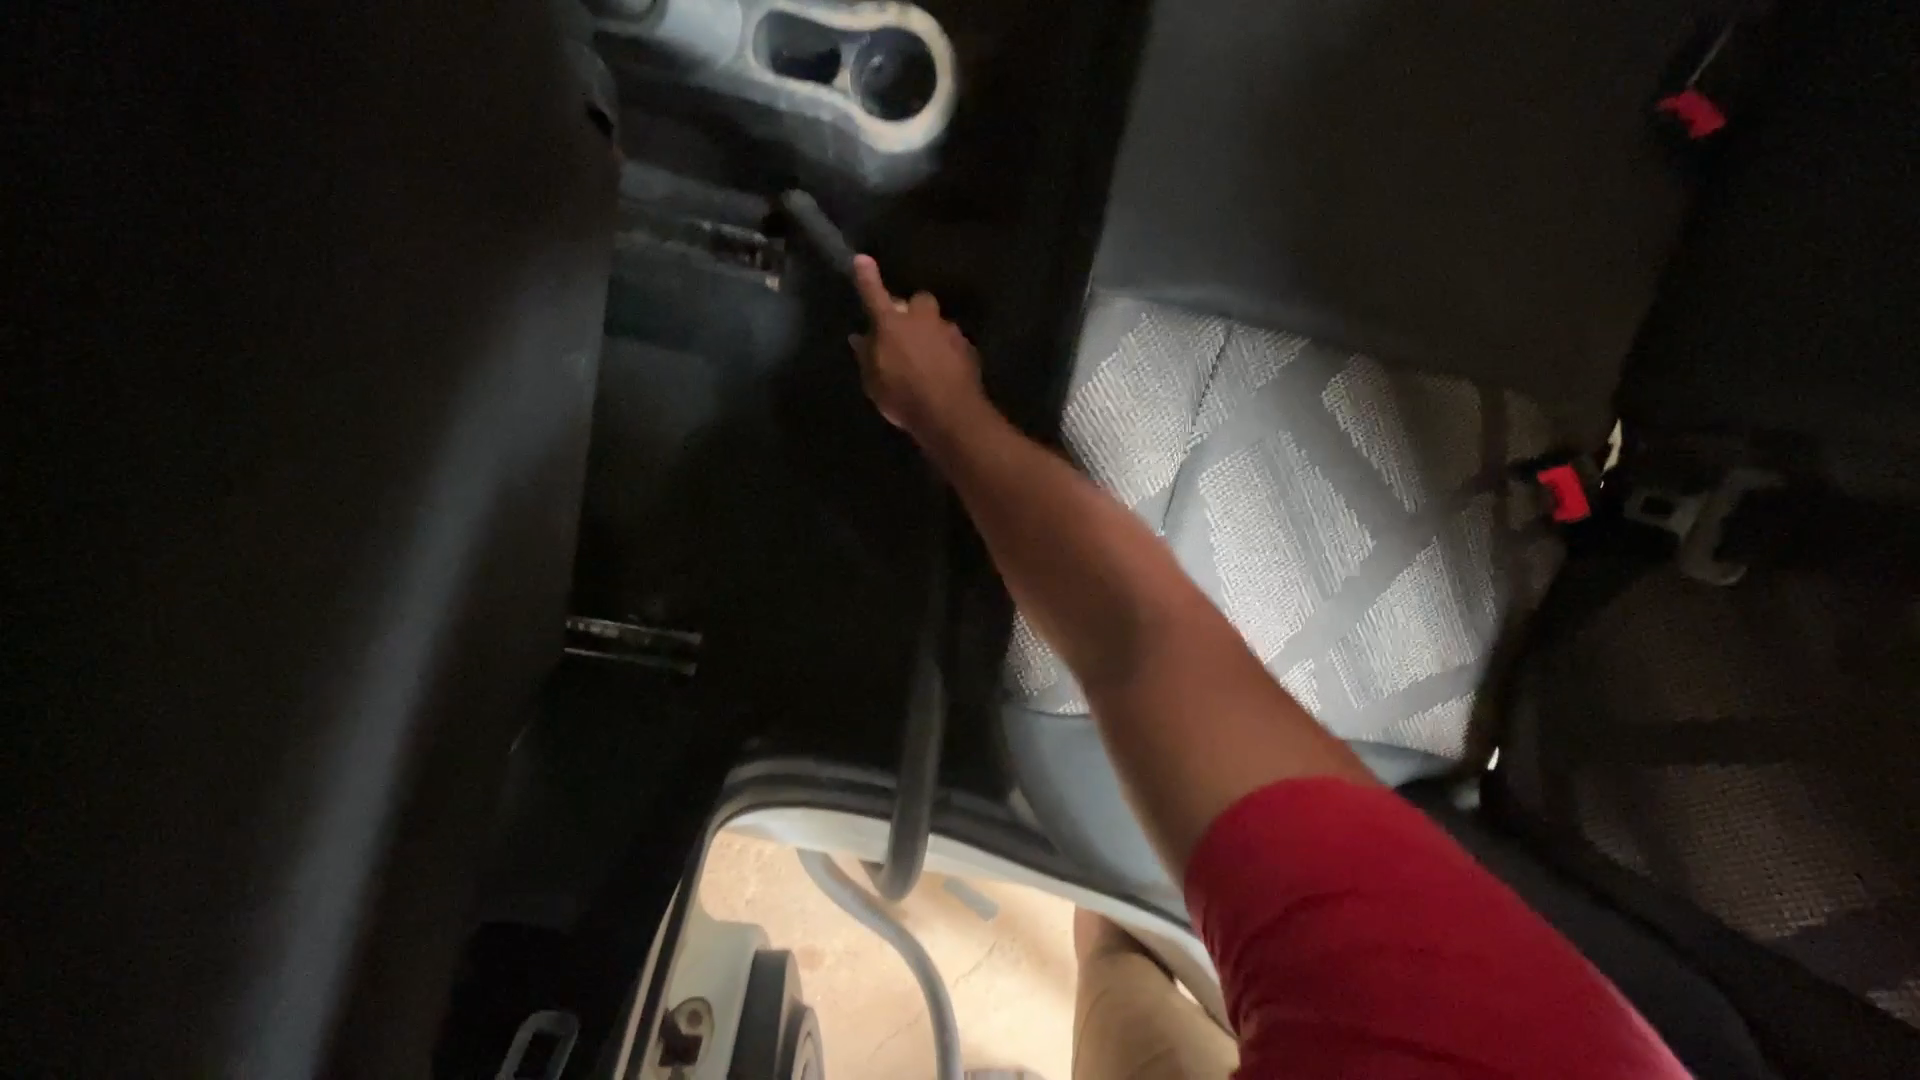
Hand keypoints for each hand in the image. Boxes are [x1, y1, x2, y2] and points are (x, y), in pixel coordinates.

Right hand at [849, 254, 985, 438]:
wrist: (951, 413)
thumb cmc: (903, 397)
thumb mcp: (874, 382)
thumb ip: (867, 356)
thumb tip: (859, 338)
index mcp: (892, 325)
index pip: (875, 295)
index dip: (867, 277)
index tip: (863, 259)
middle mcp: (922, 320)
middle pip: (920, 301)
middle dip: (914, 310)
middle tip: (908, 331)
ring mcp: (949, 332)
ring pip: (939, 322)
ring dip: (933, 333)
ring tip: (929, 357)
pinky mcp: (969, 349)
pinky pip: (955, 343)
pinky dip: (949, 351)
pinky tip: (946, 370)